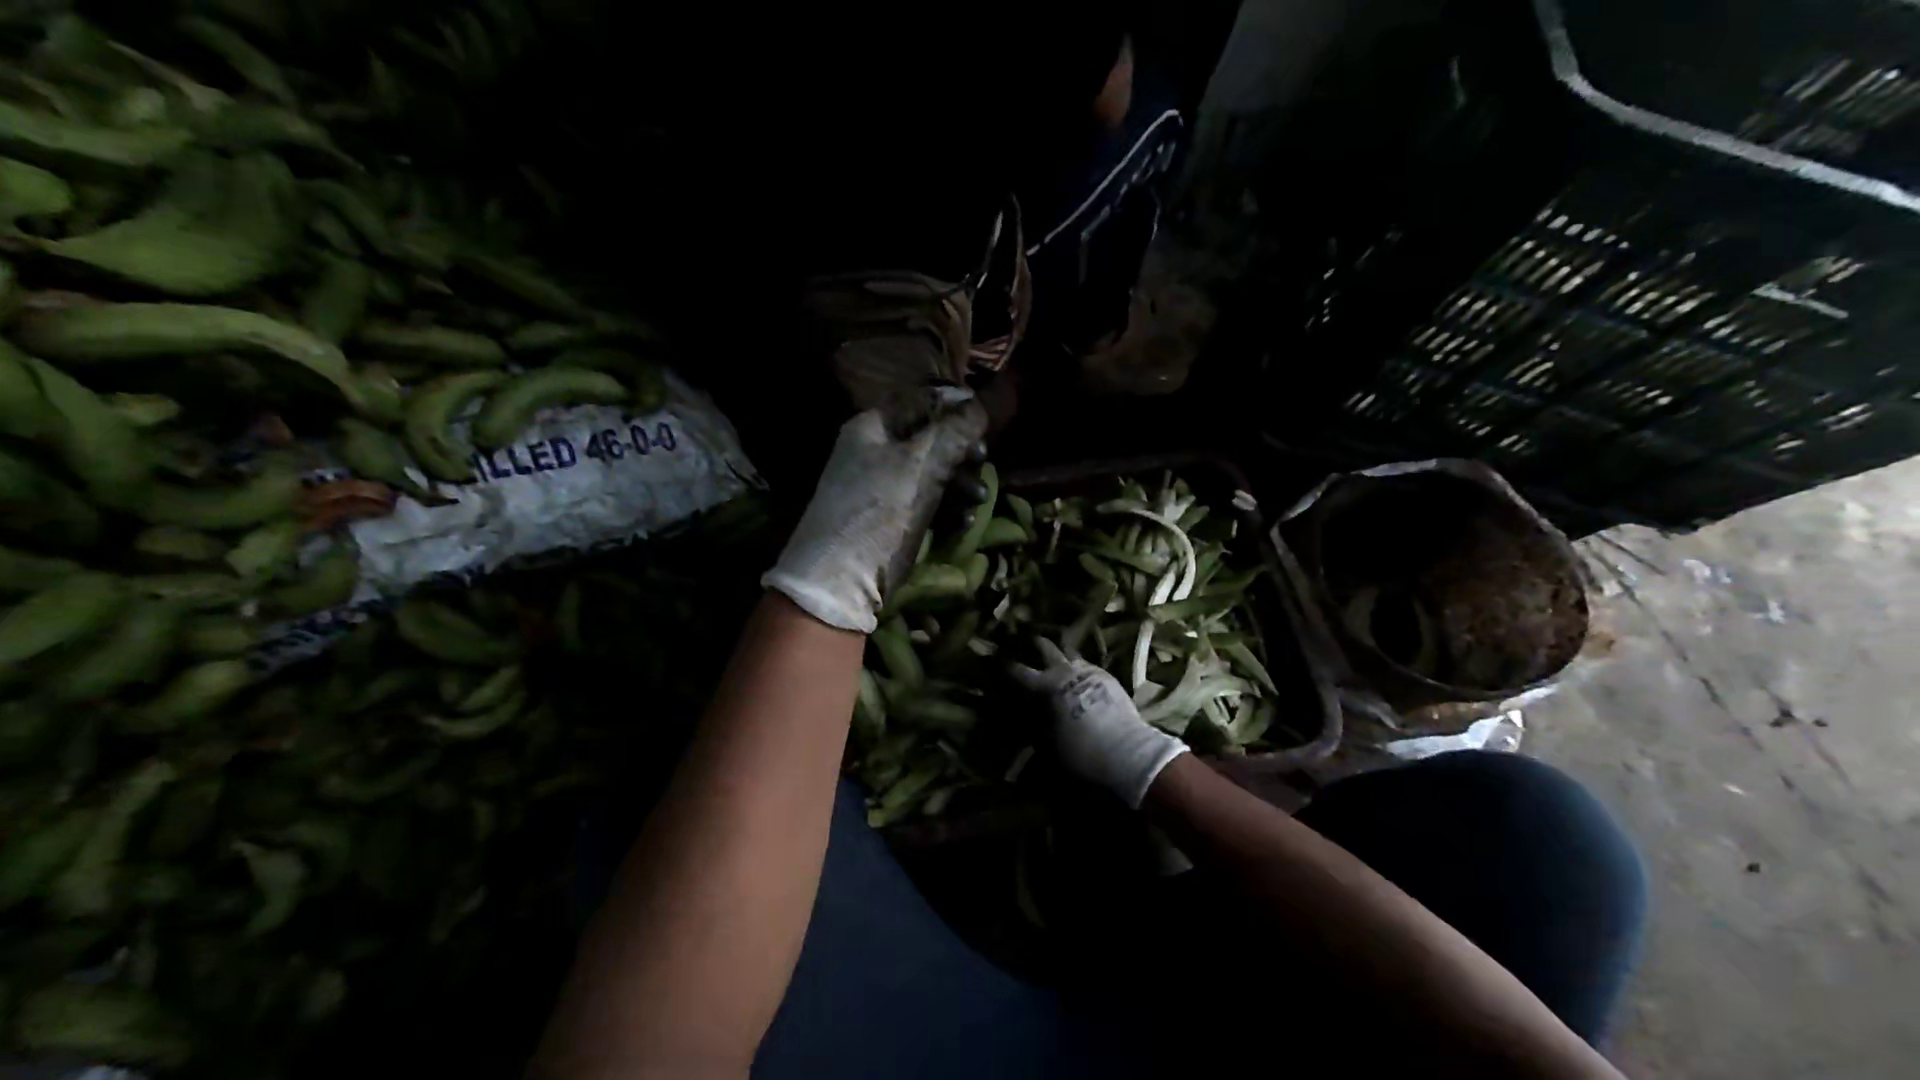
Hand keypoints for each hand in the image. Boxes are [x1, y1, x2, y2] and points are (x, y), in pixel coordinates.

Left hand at [763, 393, 986, 633]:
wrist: (840, 580)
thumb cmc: (878, 511)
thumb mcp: (920, 465)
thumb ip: (954, 432)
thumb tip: (981, 404)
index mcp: (873, 427)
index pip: (920, 401)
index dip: (955, 406)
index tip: (986, 420)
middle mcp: (876, 451)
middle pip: (930, 438)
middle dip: (961, 451)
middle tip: (982, 462)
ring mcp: (883, 487)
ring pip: (932, 473)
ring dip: (960, 483)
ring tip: (979, 500)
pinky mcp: (892, 519)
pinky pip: (927, 503)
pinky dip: (948, 508)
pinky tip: (965, 521)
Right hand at [1011, 638, 1188, 808]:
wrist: (1127, 752)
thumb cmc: (1080, 751)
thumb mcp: (1046, 742)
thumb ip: (1033, 723)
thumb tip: (1024, 713)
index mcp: (1045, 686)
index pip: (1016, 670)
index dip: (1002, 663)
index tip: (992, 655)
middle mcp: (1064, 671)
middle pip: (1045, 647)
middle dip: (1032, 642)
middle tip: (1023, 639)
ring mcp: (1088, 670)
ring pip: (1069, 650)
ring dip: (1058, 650)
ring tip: (1053, 651)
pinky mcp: (1107, 677)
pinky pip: (1087, 664)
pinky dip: (1077, 664)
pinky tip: (1077, 671)